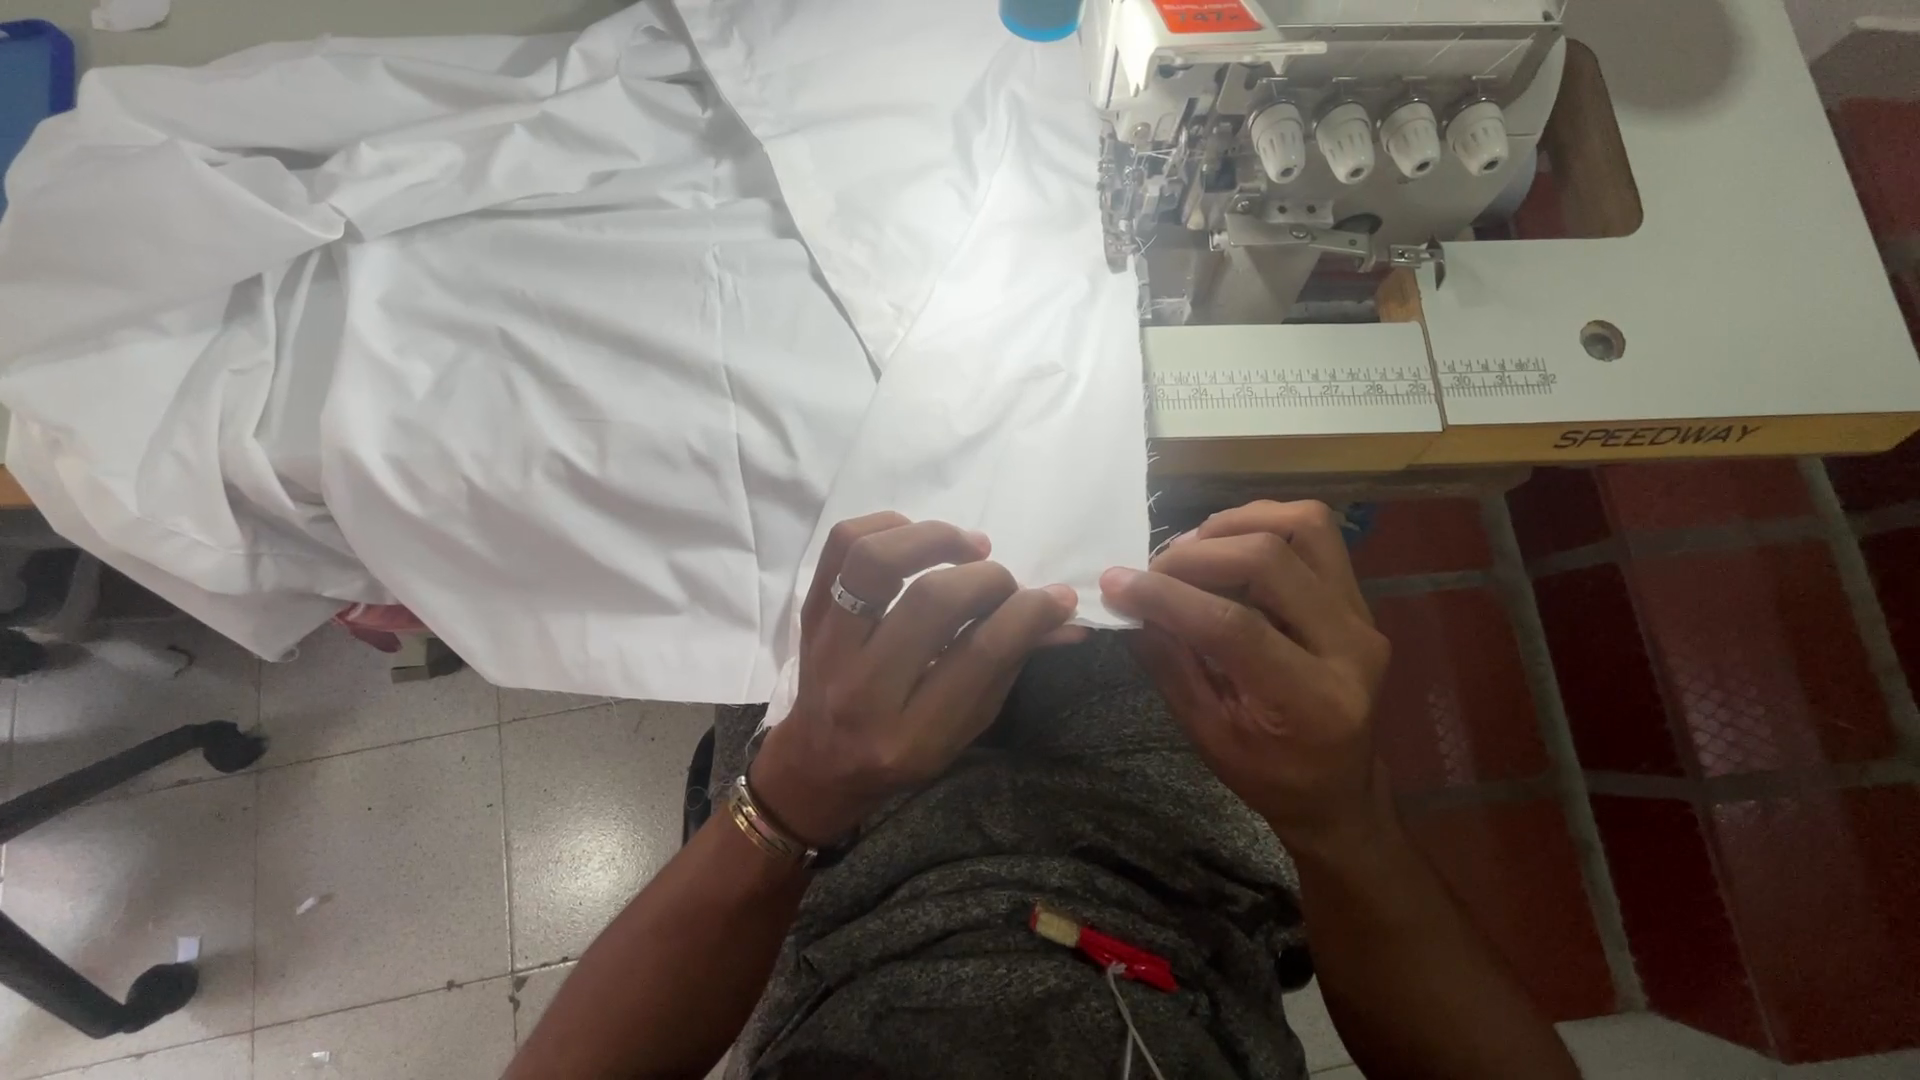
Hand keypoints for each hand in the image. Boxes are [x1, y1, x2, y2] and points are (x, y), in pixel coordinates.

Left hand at [751, 513, 1079, 846]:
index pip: (980, 654)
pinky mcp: (810, 614)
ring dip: (933, 538)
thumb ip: (1009, 665)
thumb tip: (1063, 612)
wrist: (820, 764)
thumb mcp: (965, 724)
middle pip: (932, 600)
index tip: (1056, 597)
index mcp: (913, 734)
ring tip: (966, 547)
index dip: (1029, 612)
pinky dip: (885, 526)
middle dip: (986, 579)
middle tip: (1004, 583)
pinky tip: (916, 538)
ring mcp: (828, 647)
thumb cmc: (905, 750)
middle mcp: (864, 689)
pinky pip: (839, 546)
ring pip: (875, 561)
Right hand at [1100, 500, 1391, 857]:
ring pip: (1304, 526)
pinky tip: (1224, 545)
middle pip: (1270, 560)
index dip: (1167, 596)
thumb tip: (1128, 601)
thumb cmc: (1267, 774)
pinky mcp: (1357, 598)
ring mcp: (1362, 615)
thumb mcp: (1206, 733)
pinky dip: (1261, 523)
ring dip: (1235, 524)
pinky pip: (1313, 533)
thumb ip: (1169, 662)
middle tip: (1152, 570)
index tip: (1116, 583)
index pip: (1232, 625)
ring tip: (1190, 548)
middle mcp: (1351, 647)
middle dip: (1194, 555)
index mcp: (1309, 699)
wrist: (1338, 789)